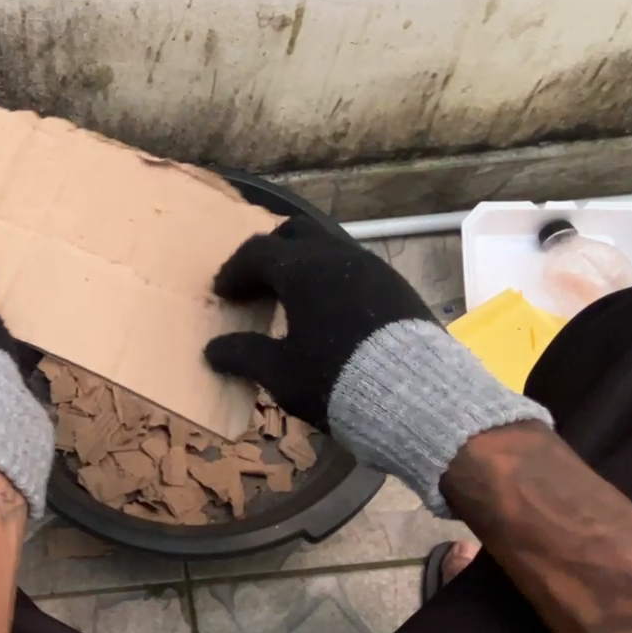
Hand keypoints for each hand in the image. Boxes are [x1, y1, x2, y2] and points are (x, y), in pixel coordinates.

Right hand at [202, 217, 433, 427]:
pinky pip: (354, 268)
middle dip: (270, 253)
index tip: (222, 293)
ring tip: (293, 298)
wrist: (417, 399)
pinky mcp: (398, 286)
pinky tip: (330, 311)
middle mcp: (337, 257)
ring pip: (328, 247)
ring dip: (304, 265)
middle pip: (294, 233)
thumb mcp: (280, 373)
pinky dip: (331, 278)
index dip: (234, 270)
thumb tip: (213, 349)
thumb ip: (243, 355)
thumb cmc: (336, 379)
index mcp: (303, 270)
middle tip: (256, 282)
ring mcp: (373, 268)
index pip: (257, 252)